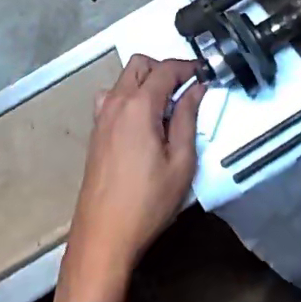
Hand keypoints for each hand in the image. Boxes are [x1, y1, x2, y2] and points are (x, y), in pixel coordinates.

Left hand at [65, 55, 205, 282]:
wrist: (103, 236)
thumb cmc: (147, 202)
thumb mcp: (181, 162)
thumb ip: (188, 118)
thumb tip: (196, 90)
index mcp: (138, 106)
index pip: (165, 69)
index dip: (188, 67)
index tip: (205, 74)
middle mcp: (115, 103)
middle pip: (139, 65)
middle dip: (165, 68)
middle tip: (187, 89)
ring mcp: (101, 117)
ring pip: (124, 79)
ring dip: (146, 81)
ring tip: (167, 106)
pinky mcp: (96, 132)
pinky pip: (113, 98)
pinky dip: (131, 96)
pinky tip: (145, 122)